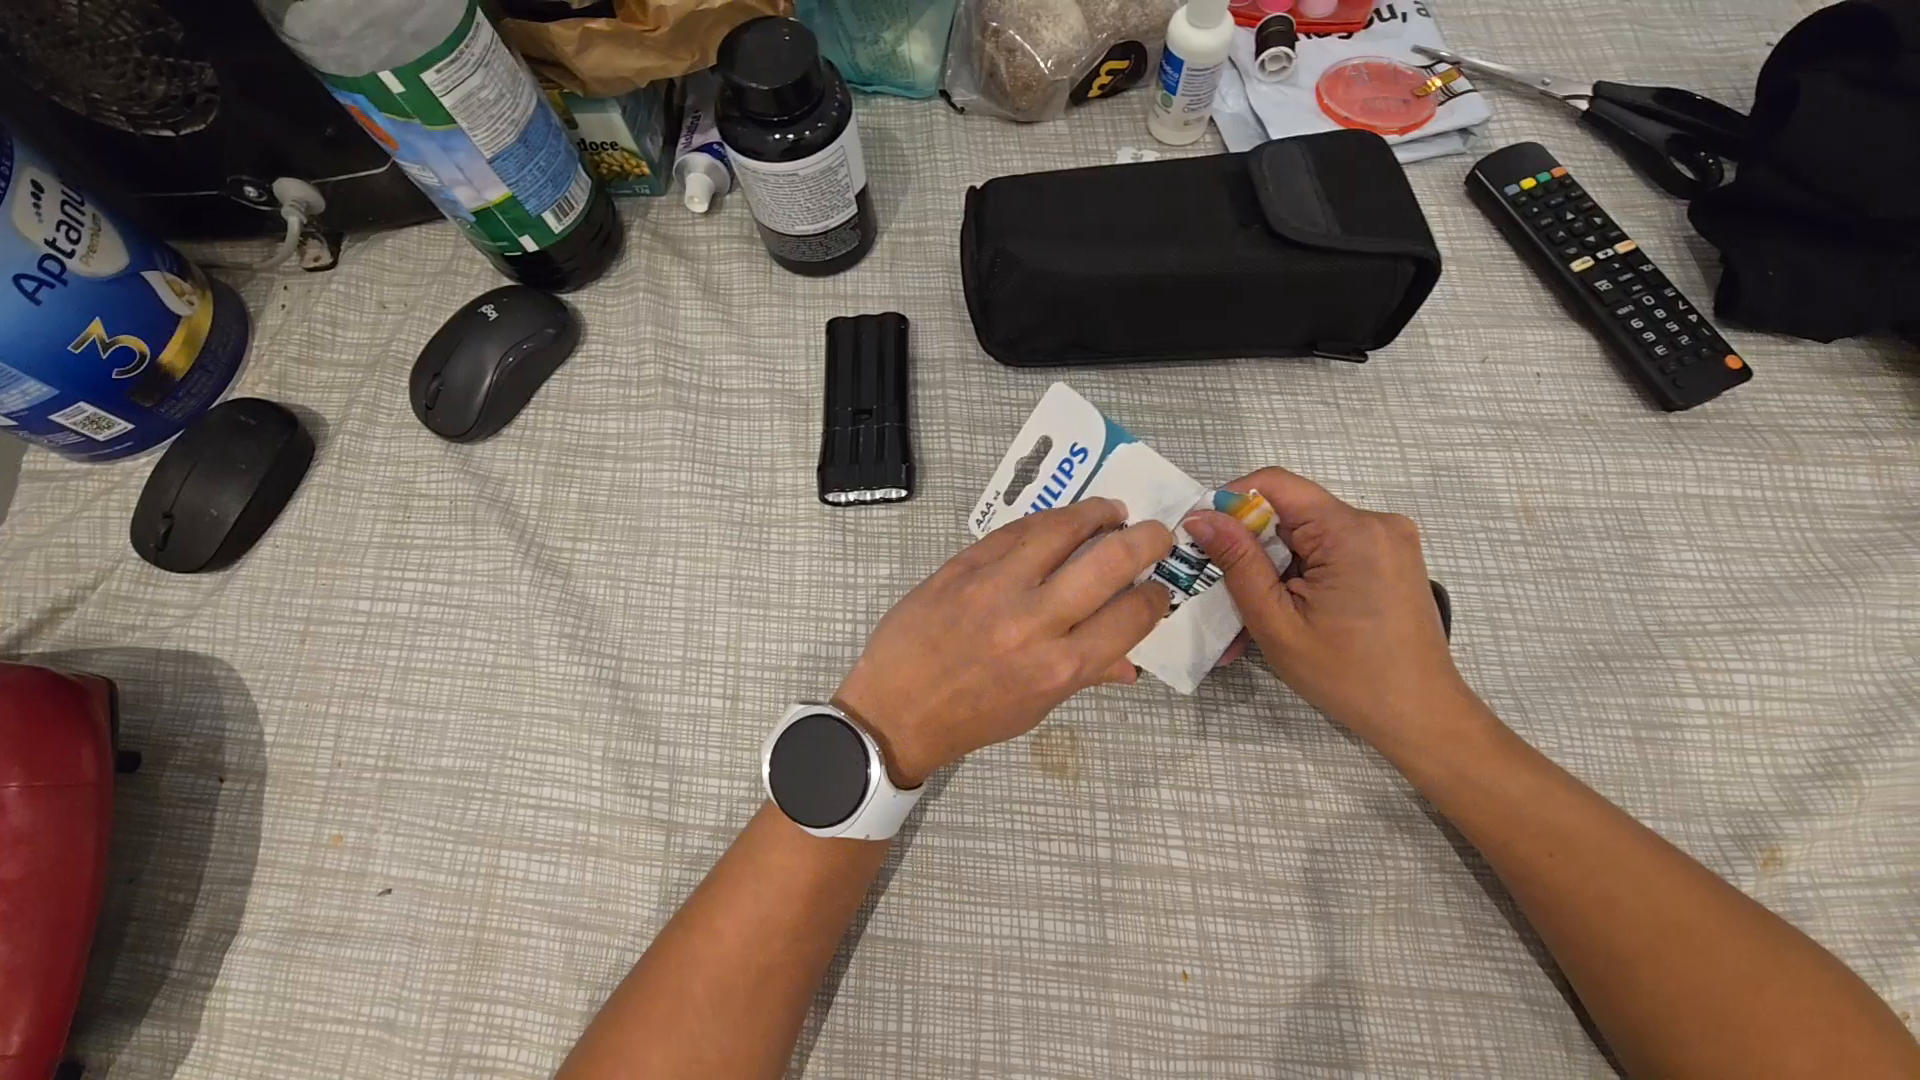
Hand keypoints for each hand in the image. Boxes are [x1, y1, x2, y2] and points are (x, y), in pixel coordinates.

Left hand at [836, 498, 1172, 787]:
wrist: (896, 708)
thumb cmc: (973, 716)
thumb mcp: (1038, 707)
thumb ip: (1088, 674)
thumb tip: (1131, 661)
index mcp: (1060, 668)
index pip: (1132, 617)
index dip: (1156, 596)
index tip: (1157, 587)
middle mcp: (1034, 622)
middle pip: (1108, 562)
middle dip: (1146, 541)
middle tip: (1156, 534)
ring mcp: (995, 588)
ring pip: (1060, 530)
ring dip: (1096, 513)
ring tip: (1112, 510)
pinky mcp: (963, 566)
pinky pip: (1015, 530)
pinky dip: (1047, 520)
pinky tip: (1062, 520)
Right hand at [1181, 468, 1468, 745]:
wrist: (1420, 715)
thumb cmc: (1347, 676)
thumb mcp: (1276, 622)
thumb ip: (1238, 562)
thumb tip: (1201, 516)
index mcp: (1351, 531)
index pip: (1275, 484)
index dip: (1229, 502)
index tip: (1200, 536)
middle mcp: (1375, 522)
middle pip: (1290, 512)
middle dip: (1248, 547)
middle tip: (1216, 588)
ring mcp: (1386, 539)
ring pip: (1304, 536)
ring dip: (1270, 569)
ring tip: (1246, 616)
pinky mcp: (1388, 557)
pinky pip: (1327, 551)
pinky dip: (1297, 576)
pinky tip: (1282, 613)